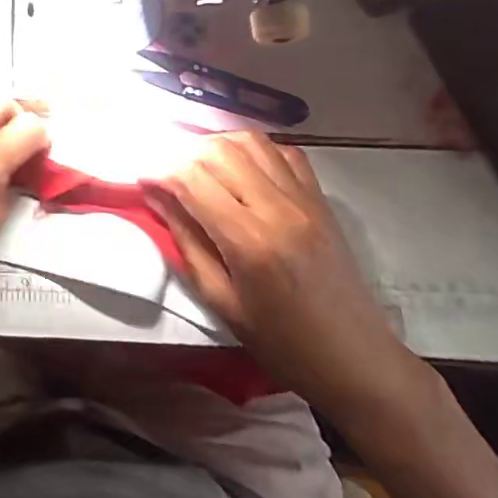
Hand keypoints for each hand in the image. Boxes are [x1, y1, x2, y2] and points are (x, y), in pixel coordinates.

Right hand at [150, 132, 414, 397]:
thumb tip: (155, 195)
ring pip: (251, 141)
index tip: (143, 180)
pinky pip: (283, 152)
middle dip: (184, 154)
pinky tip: (240, 170)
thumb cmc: (280, 341)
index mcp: (250, 241)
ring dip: (216, 146)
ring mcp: (305, 198)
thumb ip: (186, 241)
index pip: (193, 179)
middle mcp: (279, 208)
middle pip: (220, 150)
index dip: (160, 172)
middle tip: (168, 175)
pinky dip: (254, 151)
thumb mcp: (220, 301)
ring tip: (198, 167)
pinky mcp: (321, 198)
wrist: (353, 357)